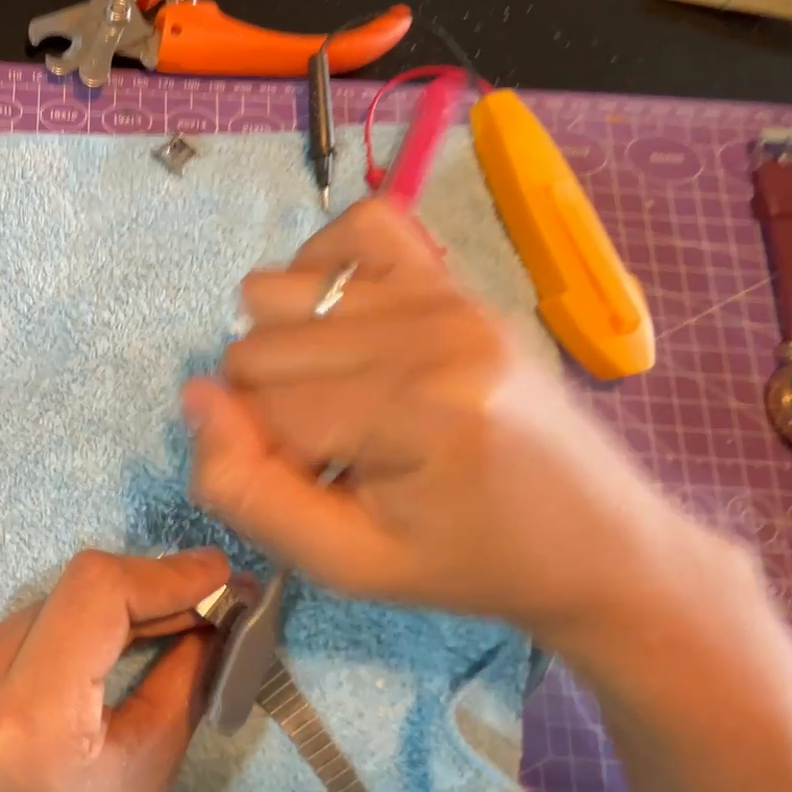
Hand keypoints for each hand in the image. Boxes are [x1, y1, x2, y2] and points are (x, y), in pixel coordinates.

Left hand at [0, 548, 230, 791]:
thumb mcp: (141, 780)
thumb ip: (181, 684)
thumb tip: (216, 618)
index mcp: (27, 715)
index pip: (95, 592)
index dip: (163, 572)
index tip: (221, 572)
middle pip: (76, 591)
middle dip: (151, 590)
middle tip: (216, 600)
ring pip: (55, 603)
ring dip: (116, 609)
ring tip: (175, 621)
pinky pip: (28, 623)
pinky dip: (76, 628)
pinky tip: (110, 647)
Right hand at [181, 200, 718, 648]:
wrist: (596, 540)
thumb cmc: (464, 560)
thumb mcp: (344, 563)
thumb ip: (246, 490)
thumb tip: (195, 396)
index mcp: (418, 411)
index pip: (259, 407)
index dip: (264, 455)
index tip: (320, 485)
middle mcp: (430, 331)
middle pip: (255, 345)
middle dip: (266, 404)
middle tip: (330, 448)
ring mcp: (445, 292)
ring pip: (274, 291)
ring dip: (282, 346)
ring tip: (338, 392)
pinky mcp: (453, 275)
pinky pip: (353, 227)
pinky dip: (320, 272)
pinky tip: (341, 326)